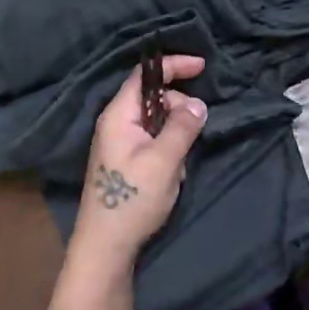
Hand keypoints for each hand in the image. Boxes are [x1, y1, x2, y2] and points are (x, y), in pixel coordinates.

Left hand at [69, 55, 207, 269]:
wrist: (107, 244)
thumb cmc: (133, 198)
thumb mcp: (164, 161)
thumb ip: (182, 128)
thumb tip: (198, 103)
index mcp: (118, 114)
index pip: (144, 75)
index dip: (172, 66)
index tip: (202, 66)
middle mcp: (116, 123)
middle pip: (153, 98)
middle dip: (179, 109)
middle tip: (194, 133)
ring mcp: (120, 142)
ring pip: (157, 123)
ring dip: (175, 137)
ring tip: (178, 167)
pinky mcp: (125, 161)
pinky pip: (153, 143)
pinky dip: (168, 152)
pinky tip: (171, 177)